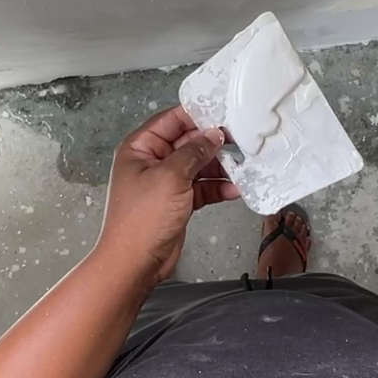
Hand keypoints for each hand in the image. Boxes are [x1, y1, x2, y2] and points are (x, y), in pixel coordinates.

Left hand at [95, 106, 240, 286]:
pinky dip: (217, 188)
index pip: (171, 120)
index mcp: (140, 148)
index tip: (222, 114)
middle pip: (188, 143)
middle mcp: (152, 162)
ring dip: (220, 167)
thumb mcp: (170, 177)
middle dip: (213, 144)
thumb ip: (193, 152)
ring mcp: (166, 183)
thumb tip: (212, 136)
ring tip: (242, 166)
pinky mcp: (178, 202)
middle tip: (238, 141)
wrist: (135, 263)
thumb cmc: (140, 221)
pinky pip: (202, 188)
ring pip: (198, 166)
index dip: (196, 115)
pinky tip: (234, 189)